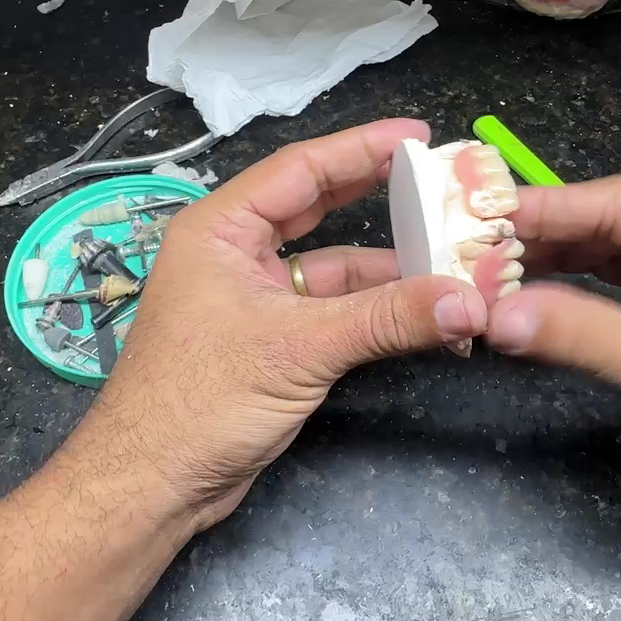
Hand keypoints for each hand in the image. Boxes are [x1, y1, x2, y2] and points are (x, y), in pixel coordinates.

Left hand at [82, 120, 489, 529]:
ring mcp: (256, 298)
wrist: (152, 486)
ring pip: (332, 266)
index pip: (300, 169)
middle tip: (440, 178)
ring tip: (452, 257)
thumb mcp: (298, 348)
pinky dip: (375, 311)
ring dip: (388, 267)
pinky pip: (333, 310)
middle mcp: (237, 254)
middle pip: (318, 208)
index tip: (419, 135)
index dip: (362, 147)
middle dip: (379, 193)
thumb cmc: (203, 399)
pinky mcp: (273, 340)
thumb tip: (469, 302)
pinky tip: (422, 311)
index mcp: (221, 229)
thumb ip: (386, 320)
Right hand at [483, 176, 620, 505]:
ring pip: (603, 246)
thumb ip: (589, 337)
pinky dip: (565, 286)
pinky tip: (521, 290)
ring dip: (545, 261)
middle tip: (465, 250)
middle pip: (609, 219)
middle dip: (539, 238)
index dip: (548, 210)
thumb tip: (497, 317)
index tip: (477, 215)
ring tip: (480, 270)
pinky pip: (610, 277)